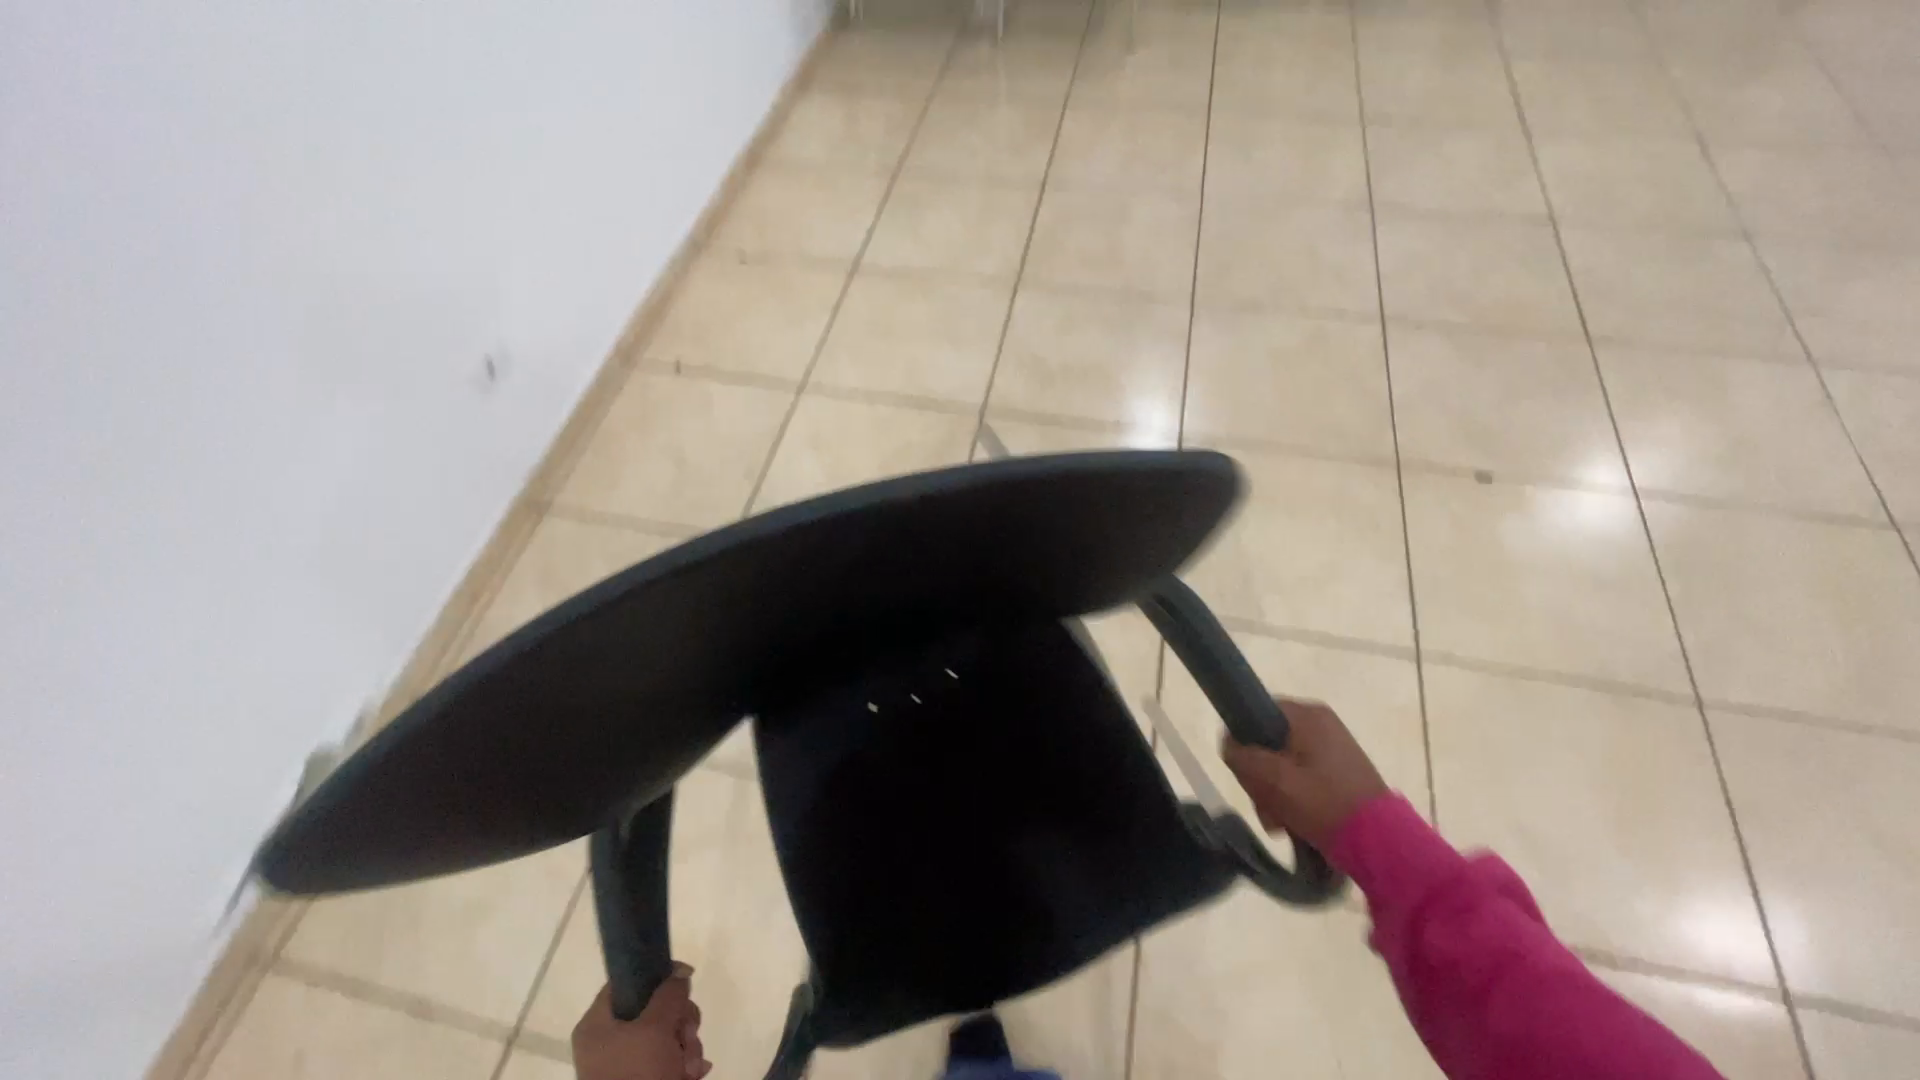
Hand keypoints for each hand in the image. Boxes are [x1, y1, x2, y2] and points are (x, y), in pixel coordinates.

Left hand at [572, 963, 710, 1079]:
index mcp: (597, 1024)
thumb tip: (680, 972)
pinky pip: (666, 1059)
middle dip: (681, 1020)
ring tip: (692, 1064)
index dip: (657, 974)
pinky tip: (694, 1073)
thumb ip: (670, 993)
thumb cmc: (637, 1073)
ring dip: (687, 1045)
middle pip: (653, 1009)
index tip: (684, 978)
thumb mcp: (657, 1027)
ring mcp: (623, 1063)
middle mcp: (607, 1041)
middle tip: (690, 1030)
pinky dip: (683, 1063)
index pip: (626, 982)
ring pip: (665, 1035)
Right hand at [1220, 697, 1386, 849]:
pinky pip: (1300, 775)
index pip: (1256, 712)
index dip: (1242, 740)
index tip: (1244, 771)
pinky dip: (1291, 796)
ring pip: (1281, 762)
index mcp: (1307, 715)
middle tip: (1264, 804)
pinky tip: (1291, 822)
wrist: (1381, 843)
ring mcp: (1332, 747)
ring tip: (1278, 822)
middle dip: (1260, 776)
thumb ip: (1243, 756)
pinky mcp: (1338, 770)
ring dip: (1272, 792)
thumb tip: (1227, 742)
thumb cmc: (1325, 804)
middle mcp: (1320, 724)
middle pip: (1267, 741)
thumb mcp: (1275, 780)